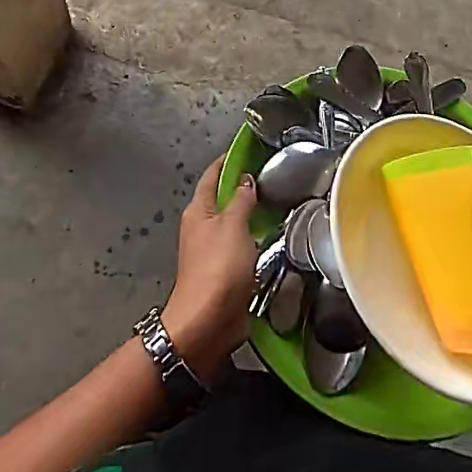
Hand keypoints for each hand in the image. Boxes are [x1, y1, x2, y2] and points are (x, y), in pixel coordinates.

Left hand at [162, 155, 257, 376]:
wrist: (208, 320)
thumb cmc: (217, 268)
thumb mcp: (232, 225)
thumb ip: (240, 200)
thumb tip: (245, 181)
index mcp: (198, 211)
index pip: (211, 176)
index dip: (226, 162)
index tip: (244, 151)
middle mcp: (201, 228)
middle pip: (221, 199)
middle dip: (240, 188)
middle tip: (267, 178)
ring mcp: (211, 251)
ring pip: (232, 224)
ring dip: (249, 215)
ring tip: (274, 205)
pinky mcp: (223, 272)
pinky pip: (240, 247)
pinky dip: (253, 239)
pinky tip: (269, 240)